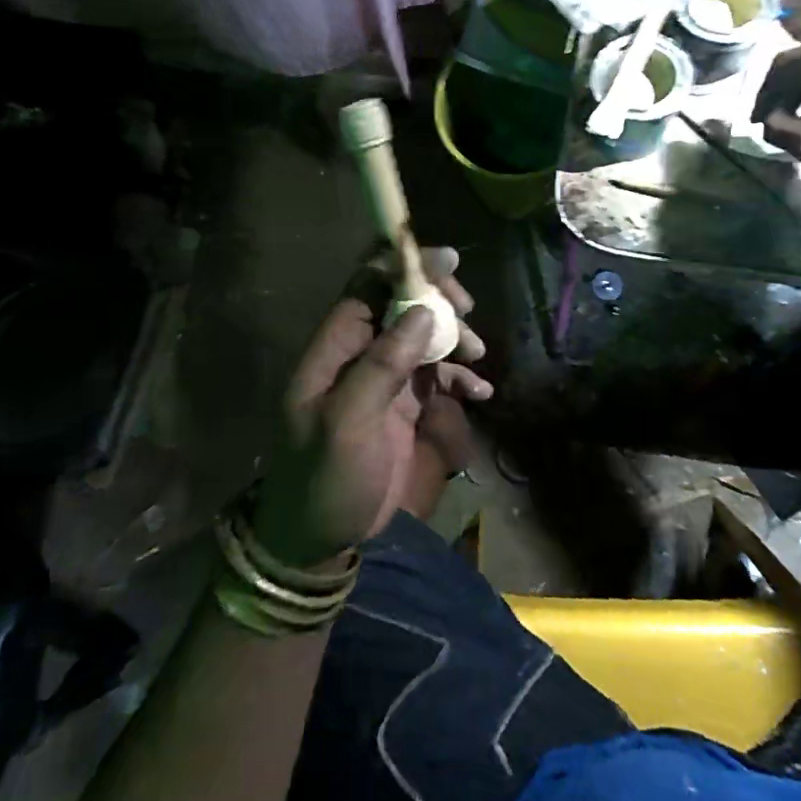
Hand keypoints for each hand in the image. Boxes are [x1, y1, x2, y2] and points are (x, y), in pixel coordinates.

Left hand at [250, 249, 490, 566]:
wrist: (320, 538)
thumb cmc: (325, 479)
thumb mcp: (347, 423)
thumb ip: (382, 365)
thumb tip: (422, 312)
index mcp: (332, 352)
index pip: (365, 289)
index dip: (402, 267)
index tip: (447, 262)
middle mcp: (358, 357)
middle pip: (398, 307)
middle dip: (435, 302)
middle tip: (468, 312)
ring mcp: (382, 382)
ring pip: (421, 339)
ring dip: (452, 340)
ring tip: (478, 357)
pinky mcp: (403, 409)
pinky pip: (434, 377)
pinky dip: (458, 378)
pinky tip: (480, 390)